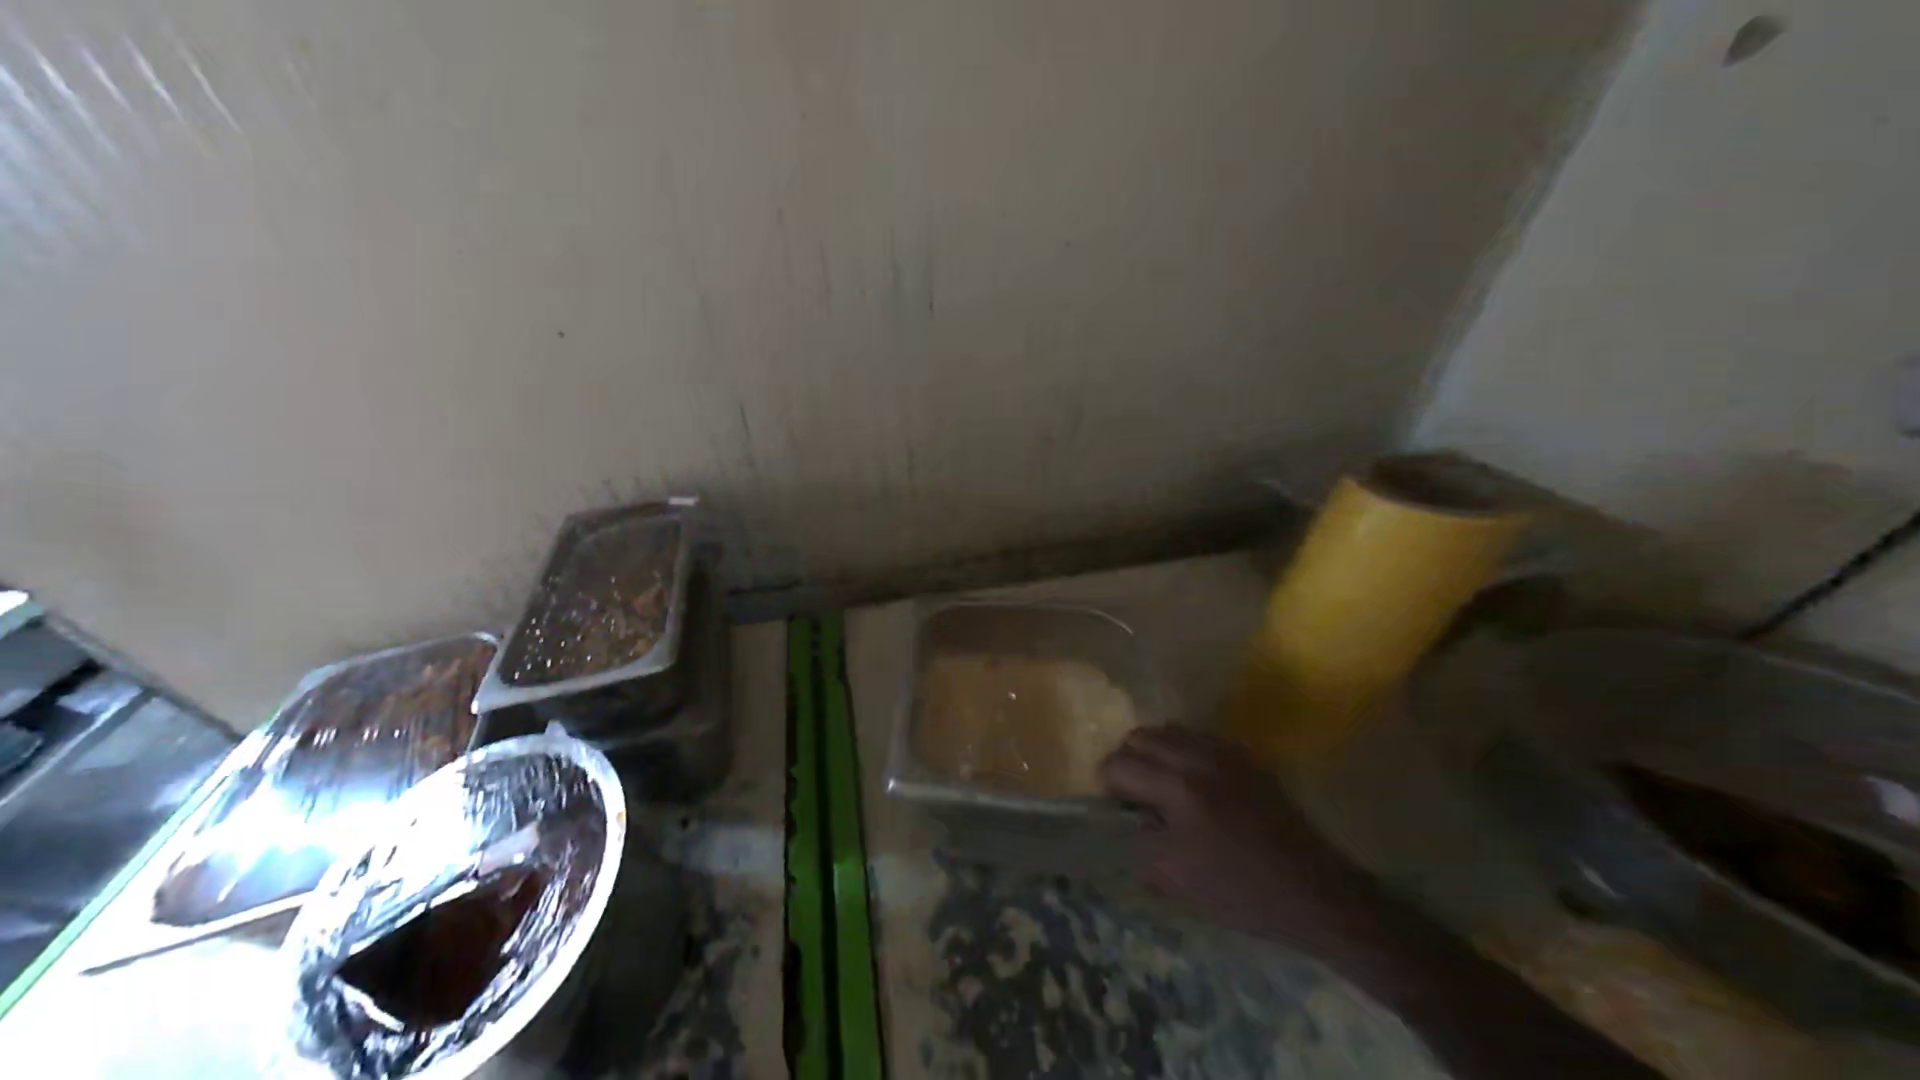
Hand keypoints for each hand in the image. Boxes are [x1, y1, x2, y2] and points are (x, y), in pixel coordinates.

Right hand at [1099, 726, 1369, 944]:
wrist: (1313, 891)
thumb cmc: (1239, 890)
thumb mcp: (1173, 878)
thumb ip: (1138, 840)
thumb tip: (1127, 818)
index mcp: (1177, 787)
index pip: (1119, 764)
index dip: (1108, 785)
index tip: (1117, 809)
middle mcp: (1198, 757)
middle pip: (1140, 736)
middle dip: (1128, 761)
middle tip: (1134, 795)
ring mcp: (1225, 752)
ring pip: (1169, 730)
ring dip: (1155, 752)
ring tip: (1162, 786)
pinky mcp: (1245, 758)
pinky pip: (1199, 738)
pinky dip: (1183, 752)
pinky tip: (1193, 784)